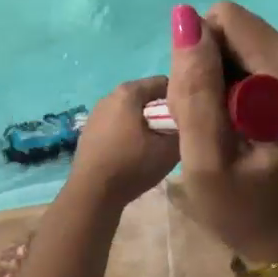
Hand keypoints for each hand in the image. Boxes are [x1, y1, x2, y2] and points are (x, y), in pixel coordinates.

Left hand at [69, 76, 180, 208]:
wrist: (91, 193)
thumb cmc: (131, 165)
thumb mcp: (168, 151)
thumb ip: (183, 131)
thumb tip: (188, 125)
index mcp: (129, 92)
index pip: (163, 83)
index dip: (177, 99)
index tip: (184, 118)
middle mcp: (110, 95)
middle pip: (145, 96)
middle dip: (160, 112)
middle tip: (170, 134)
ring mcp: (97, 112)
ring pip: (130, 111)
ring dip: (143, 123)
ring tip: (152, 146)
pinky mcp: (89, 129)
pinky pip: (116, 123)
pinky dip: (127, 132)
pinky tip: (131, 154)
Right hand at [168, 1, 277, 262]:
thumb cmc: (247, 208)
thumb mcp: (207, 158)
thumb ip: (195, 88)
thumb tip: (185, 20)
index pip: (222, 19)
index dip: (198, 57)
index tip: (199, 107)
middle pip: (228, 28)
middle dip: (204, 67)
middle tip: (205, 123)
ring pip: (231, 43)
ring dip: (211, 79)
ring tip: (216, 128)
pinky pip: (242, 59)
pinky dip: (225, 87)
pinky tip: (228, 125)